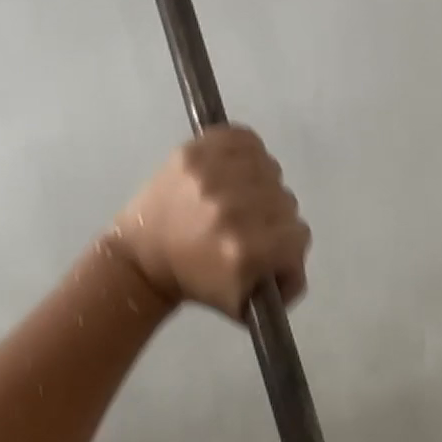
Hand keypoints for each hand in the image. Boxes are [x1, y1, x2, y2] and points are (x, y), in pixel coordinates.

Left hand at [108, 125, 310, 317]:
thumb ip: (288, 284)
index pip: (298, 233)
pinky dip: (246, 153)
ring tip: (241, 196)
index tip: (270, 247)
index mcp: (244, 249)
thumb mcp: (248, 302)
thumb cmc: (198, 280)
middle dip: (273, 216)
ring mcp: (210, 176)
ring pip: (269, 168)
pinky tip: (234, 170)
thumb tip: (298, 256)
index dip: (288, 244)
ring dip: (260, 183)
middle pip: (285, 201)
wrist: (143, 256)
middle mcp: (230, 209)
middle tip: (251, 224)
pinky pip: (245, 138)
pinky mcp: (194, 152)